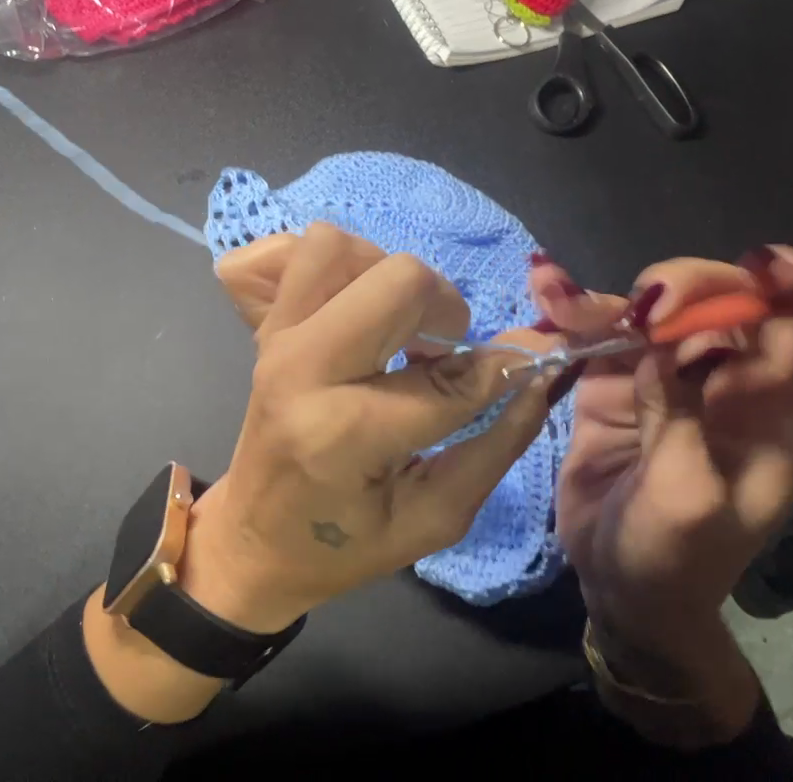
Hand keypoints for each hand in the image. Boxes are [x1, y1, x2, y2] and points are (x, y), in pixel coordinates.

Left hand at [183, 225, 561, 632]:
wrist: (252, 541)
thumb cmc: (345, 545)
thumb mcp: (434, 518)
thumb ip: (496, 441)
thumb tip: (539, 366)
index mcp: (342, 433)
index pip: (448, 377)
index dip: (503, 368)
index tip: (530, 363)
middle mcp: (302, 368)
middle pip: (396, 278)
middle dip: (443, 307)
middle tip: (446, 348)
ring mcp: (275, 338)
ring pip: (338, 247)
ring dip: (387, 276)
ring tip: (400, 325)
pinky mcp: (264, 325)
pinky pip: (290, 251)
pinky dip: (333, 263)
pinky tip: (353, 303)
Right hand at [531, 247, 792, 654]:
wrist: (618, 587)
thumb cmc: (674, 558)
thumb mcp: (686, 501)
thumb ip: (678, 421)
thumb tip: (658, 348)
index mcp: (775, 412)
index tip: (763, 265)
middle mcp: (728, 382)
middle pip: (725, 300)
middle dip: (687, 288)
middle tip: (642, 311)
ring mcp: (668, 375)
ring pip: (655, 306)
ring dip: (608, 297)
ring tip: (556, 296)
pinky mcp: (615, 379)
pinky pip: (599, 331)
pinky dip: (572, 309)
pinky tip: (543, 288)